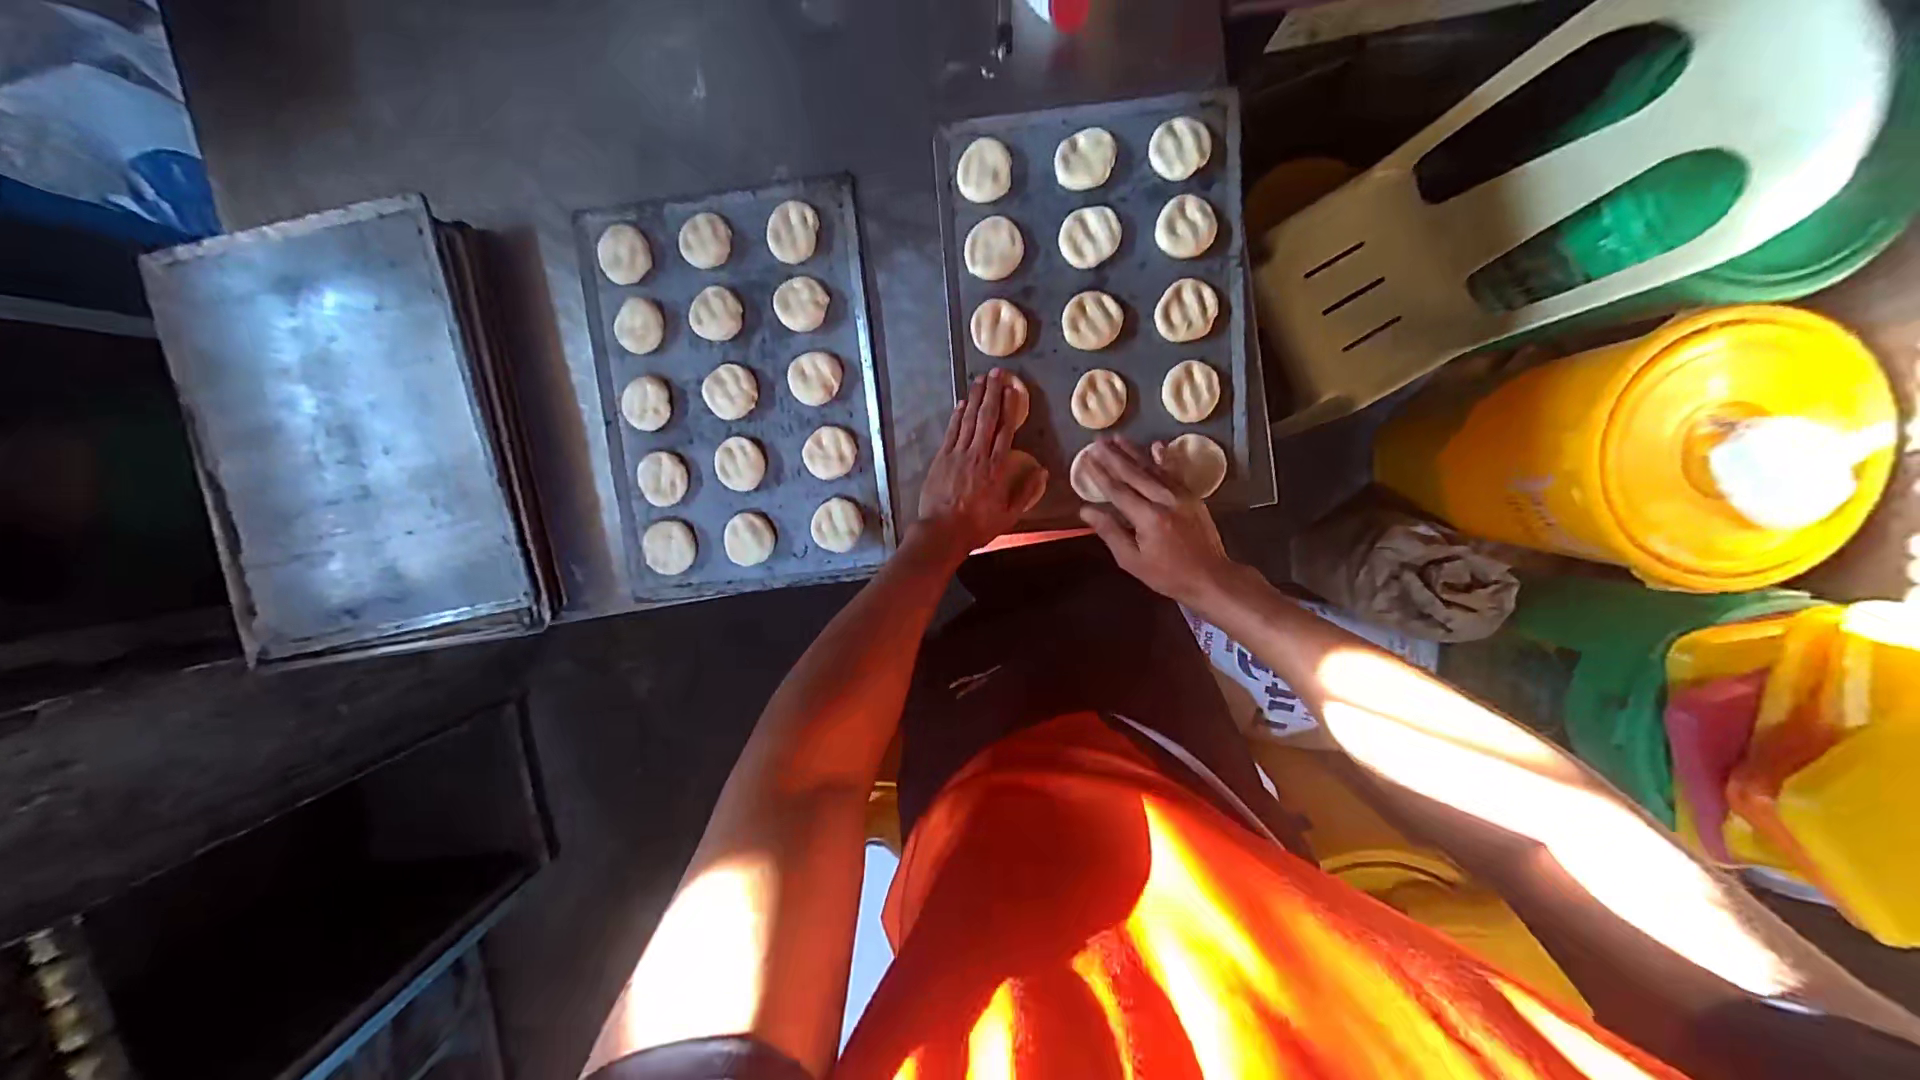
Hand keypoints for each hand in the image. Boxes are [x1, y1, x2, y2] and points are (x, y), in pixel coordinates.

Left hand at [914, 369, 1047, 558]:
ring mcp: (957, 454)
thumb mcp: (1009, 514)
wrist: (942, 532)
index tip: (1013, 390)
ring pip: (968, 420)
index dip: (1010, 408)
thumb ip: (1026, 491)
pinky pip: (951, 431)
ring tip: (981, 379)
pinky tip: (962, 403)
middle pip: (987, 418)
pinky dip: (957, 416)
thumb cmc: (977, 526)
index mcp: (996, 468)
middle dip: (992, 393)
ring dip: (976, 398)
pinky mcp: (941, 458)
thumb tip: (1042, 471)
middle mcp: (977, 455)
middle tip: (997, 372)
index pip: (1006, 431)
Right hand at [1078, 436, 1242, 606]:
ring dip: (1133, 451)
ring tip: (1117, 438)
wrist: (1211, 576)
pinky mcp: (1191, 496)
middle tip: (1097, 441)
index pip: (1117, 490)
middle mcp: (1164, 499)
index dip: (1099, 474)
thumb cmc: (1167, 574)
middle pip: (1133, 473)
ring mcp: (1181, 495)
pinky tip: (1155, 445)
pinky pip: (1174, 472)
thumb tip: (1086, 510)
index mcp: (1147, 517)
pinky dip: (1163, 458)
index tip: (1086, 459)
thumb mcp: (1132, 560)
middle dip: (1113, 456)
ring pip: (1152, 468)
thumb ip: (1110, 532)